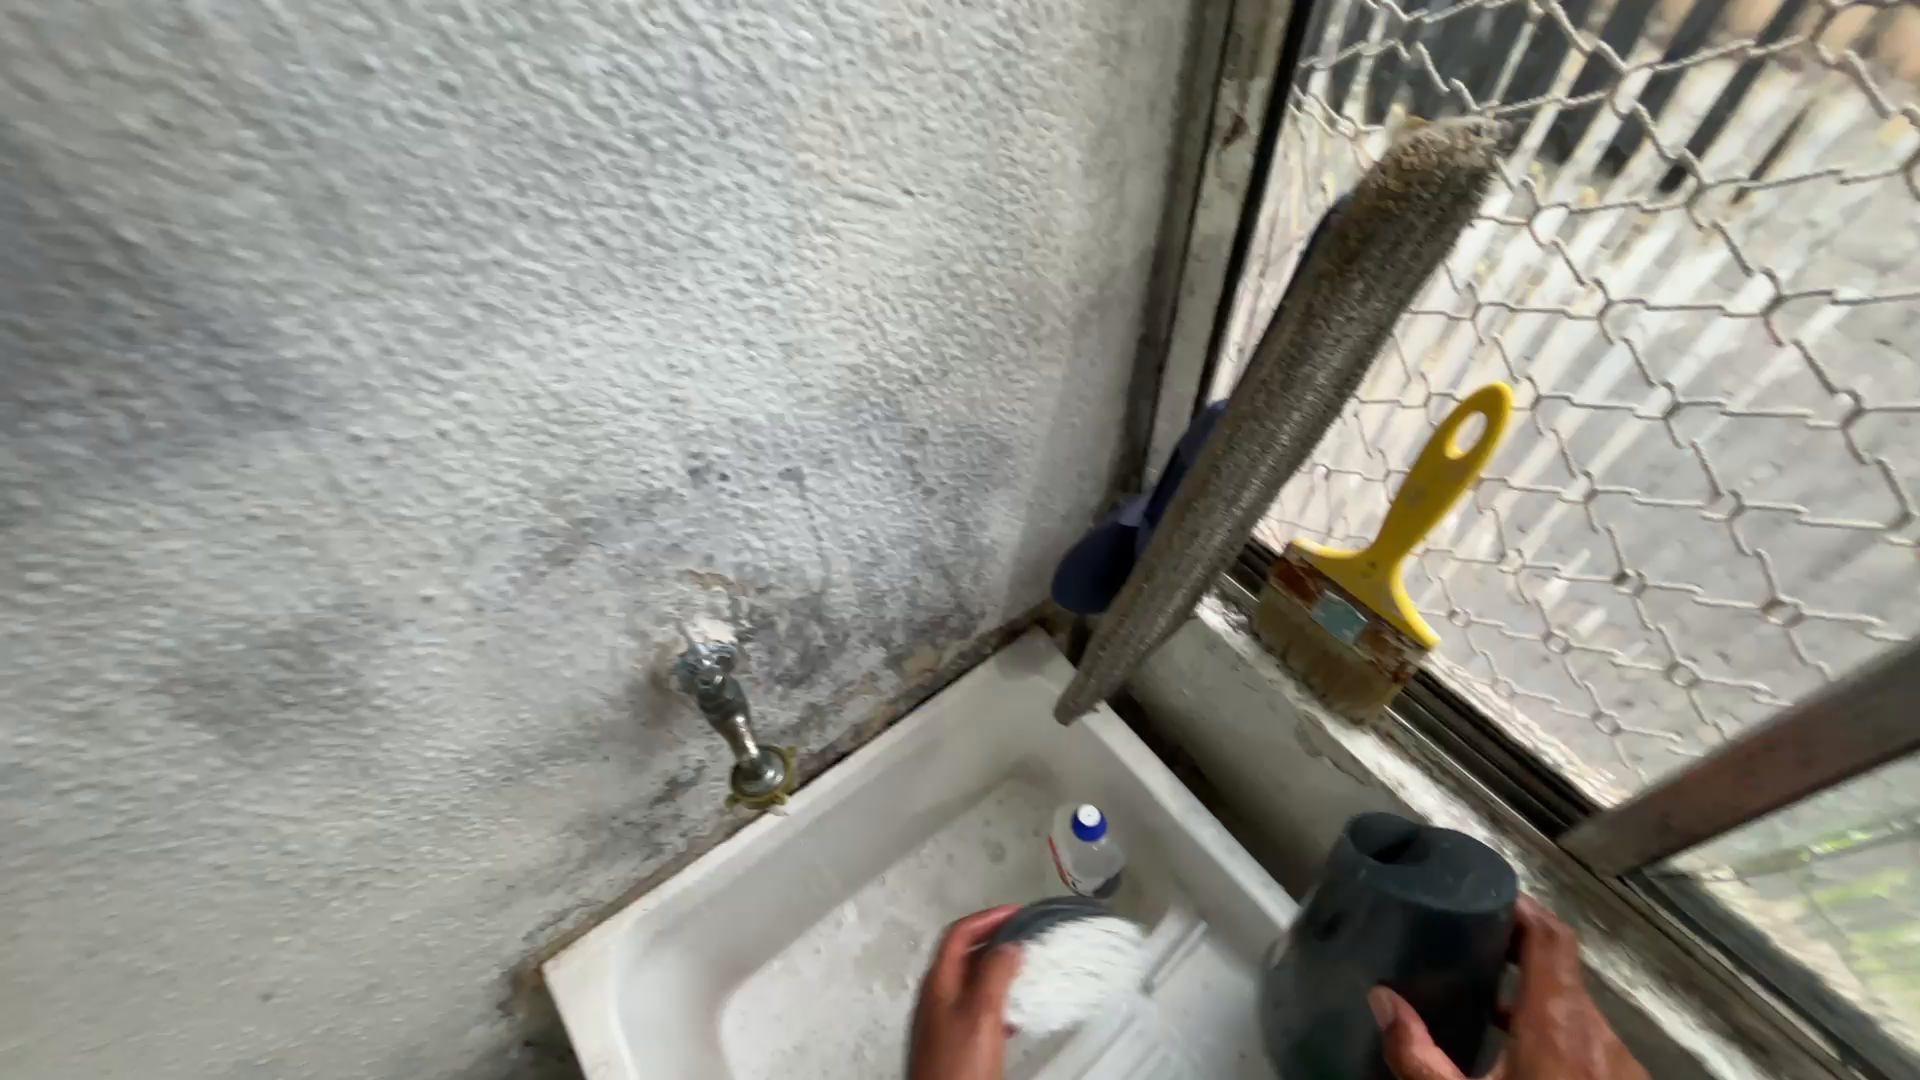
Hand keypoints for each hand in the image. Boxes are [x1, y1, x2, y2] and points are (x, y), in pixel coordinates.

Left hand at [908, 906, 1024, 1079]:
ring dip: (998, 970)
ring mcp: (943, 1020)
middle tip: (1024, 936)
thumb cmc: (959, 1068)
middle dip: (994, 940)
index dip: (987, 918)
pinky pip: (977, 1008)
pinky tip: (1017, 1013)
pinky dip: (997, 1000)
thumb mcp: (981, 1014)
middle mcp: (937, 995)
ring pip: (972, 981)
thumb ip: (994, 974)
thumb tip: (1009, 944)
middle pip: (964, 953)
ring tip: (1026, 968)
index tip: (1016, 913)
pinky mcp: (954, 1044)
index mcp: (938, 981)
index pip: (959, 933)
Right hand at [1370, 895, 1649, 1079]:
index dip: (1522, 906)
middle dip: (1514, 953)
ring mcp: (1623, 1072)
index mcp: (1561, 1026)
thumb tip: (1382, 999)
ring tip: (1483, 998)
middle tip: (1464, 941)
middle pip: (1560, 973)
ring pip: (1576, 1013)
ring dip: (1533, 997)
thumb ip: (1416, 1054)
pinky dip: (1552, 1031)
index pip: (1552, 938)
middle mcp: (1603, 1041)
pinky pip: (1590, 1046)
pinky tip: (1517, 1055)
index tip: (1483, 891)